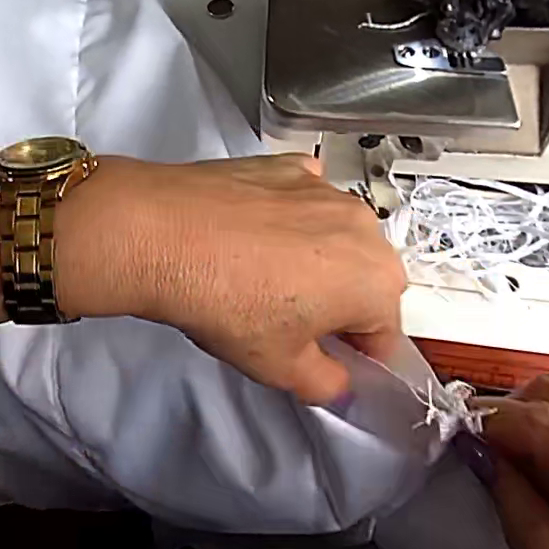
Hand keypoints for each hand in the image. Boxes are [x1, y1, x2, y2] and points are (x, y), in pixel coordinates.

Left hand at [59, 154, 405, 403]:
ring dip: (319, 255)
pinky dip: (294, 212)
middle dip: (341, 300)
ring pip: (339, 235)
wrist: (164, 233)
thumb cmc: (228, 304)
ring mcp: (326, 188)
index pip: (385, 334)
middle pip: (367, 278)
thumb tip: (338, 378)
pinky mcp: (290, 164)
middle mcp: (365, 227)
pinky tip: (258, 226)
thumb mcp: (280, 369)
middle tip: (289, 314)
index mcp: (375, 282)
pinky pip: (306, 196)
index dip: (355, 353)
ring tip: (264, 269)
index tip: (322, 354)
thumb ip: (327, 383)